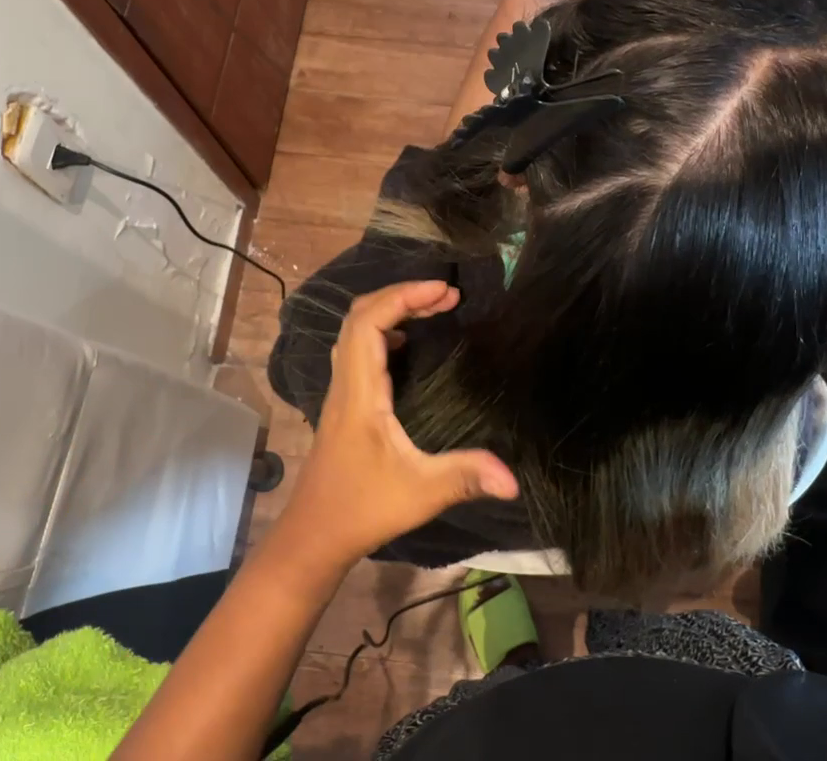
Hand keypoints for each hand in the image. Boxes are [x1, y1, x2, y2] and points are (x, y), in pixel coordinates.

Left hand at [271, 280, 518, 569]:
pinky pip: (359, 349)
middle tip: (447, 296)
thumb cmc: (362, 509)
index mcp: (359, 392)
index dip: (403, 297)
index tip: (444, 291)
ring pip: (356, 331)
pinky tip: (409, 345)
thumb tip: (513, 479)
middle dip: (403, 296)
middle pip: (360, 316)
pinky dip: (384, 331)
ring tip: (434, 309)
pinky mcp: (345, 404)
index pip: (368, 322)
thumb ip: (464, 477)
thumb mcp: (420, 493)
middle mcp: (345, 383)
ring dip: (392, 311)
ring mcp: (341, 392)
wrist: (313, 535)